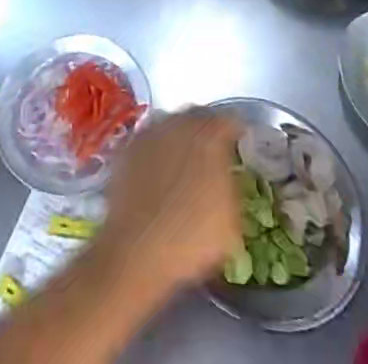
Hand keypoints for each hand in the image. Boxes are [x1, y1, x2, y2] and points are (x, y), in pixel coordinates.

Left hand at [91, 109, 241, 298]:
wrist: (136, 251)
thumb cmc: (190, 239)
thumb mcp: (233, 219)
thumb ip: (234, 186)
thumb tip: (229, 177)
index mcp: (209, 137)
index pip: (230, 120)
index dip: (237, 131)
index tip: (241, 143)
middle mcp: (178, 125)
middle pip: (198, 116)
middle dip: (208, 128)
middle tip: (214, 149)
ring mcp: (149, 134)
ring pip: (171, 123)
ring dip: (181, 135)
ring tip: (185, 157)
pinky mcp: (126, 149)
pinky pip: (149, 140)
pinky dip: (158, 148)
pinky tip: (159, 168)